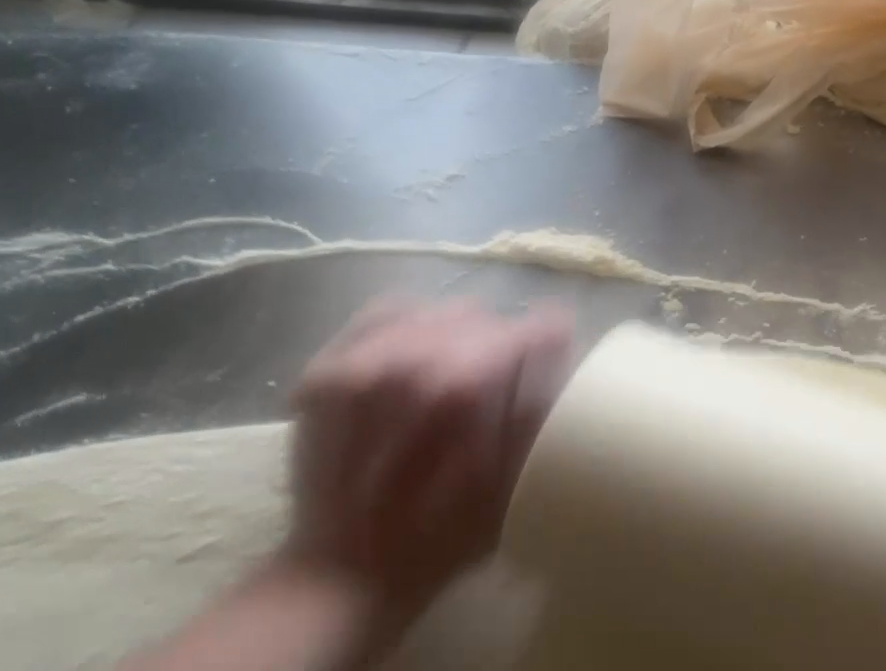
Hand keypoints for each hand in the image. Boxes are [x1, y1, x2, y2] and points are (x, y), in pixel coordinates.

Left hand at [284, 298, 574, 614]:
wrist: (347, 573)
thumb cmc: (451, 530)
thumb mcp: (522, 469)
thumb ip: (543, 389)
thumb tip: (557, 328)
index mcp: (468, 382)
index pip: (536, 328)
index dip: (546, 355)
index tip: (540, 381)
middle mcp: (415, 356)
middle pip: (488, 319)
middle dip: (500, 350)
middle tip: (493, 393)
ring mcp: (363, 360)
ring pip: (442, 312)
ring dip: (458, 339)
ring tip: (451, 383)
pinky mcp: (328, 367)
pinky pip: (389, 312)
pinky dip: (412, 328)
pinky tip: (415, 362)